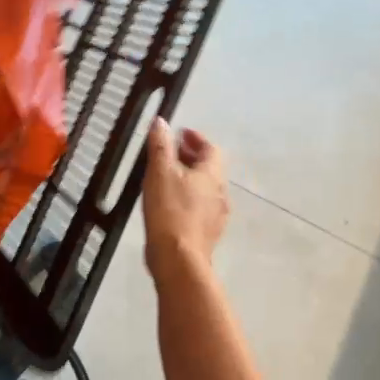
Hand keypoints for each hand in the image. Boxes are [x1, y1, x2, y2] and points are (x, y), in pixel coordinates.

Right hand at [142, 118, 229, 279]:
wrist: (178, 258)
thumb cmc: (170, 208)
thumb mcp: (159, 171)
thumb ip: (160, 144)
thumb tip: (161, 121)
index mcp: (212, 176)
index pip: (211, 149)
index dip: (196, 138)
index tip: (180, 132)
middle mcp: (220, 193)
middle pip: (210, 168)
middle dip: (191, 155)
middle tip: (169, 150)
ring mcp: (216, 215)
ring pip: (205, 187)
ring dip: (189, 175)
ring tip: (166, 173)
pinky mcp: (207, 231)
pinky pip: (200, 204)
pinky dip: (188, 193)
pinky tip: (169, 199)